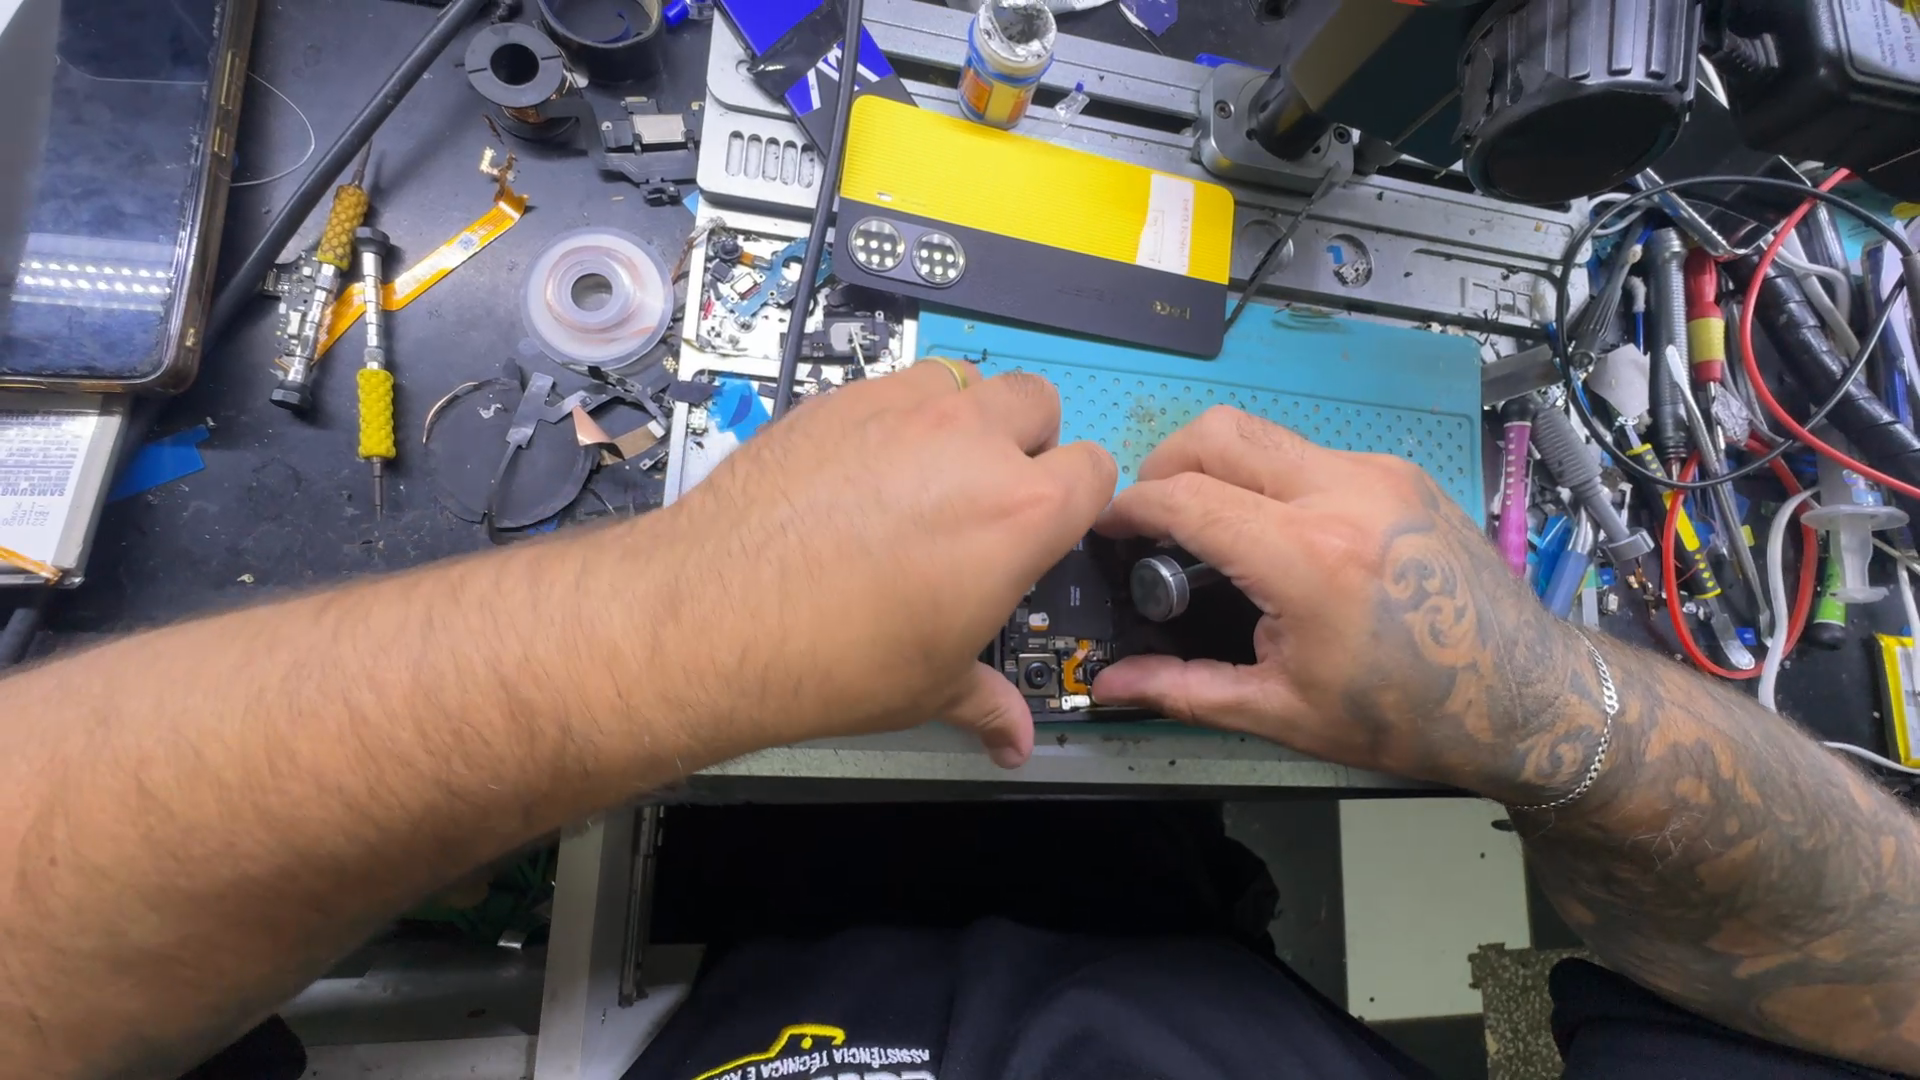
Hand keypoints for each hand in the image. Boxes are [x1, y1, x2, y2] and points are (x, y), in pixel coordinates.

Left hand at [648, 361, 1115, 767]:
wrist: (716, 619)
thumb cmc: (839, 659)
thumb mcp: (932, 688)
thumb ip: (989, 704)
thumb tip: (1013, 741)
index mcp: (1021, 512)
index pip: (1094, 468)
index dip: (1078, 496)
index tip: (1050, 520)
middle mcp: (970, 443)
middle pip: (1038, 402)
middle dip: (1028, 441)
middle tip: (989, 491)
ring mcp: (901, 410)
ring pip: (966, 380)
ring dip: (962, 417)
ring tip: (924, 472)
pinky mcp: (839, 400)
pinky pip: (894, 385)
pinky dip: (896, 416)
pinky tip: (860, 467)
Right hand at [1089, 406, 1585, 801]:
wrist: (1533, 697)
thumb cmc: (1403, 715)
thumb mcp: (1280, 711)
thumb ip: (1181, 688)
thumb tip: (1106, 687)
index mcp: (1308, 557)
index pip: (1186, 498)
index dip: (1129, 507)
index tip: (1105, 526)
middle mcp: (1342, 492)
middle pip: (1217, 433)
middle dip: (1161, 463)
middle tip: (1148, 515)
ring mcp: (1375, 471)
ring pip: (1258, 432)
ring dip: (1210, 464)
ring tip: (1201, 520)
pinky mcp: (1395, 470)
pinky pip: (1299, 451)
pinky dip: (1259, 475)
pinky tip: (1264, 526)